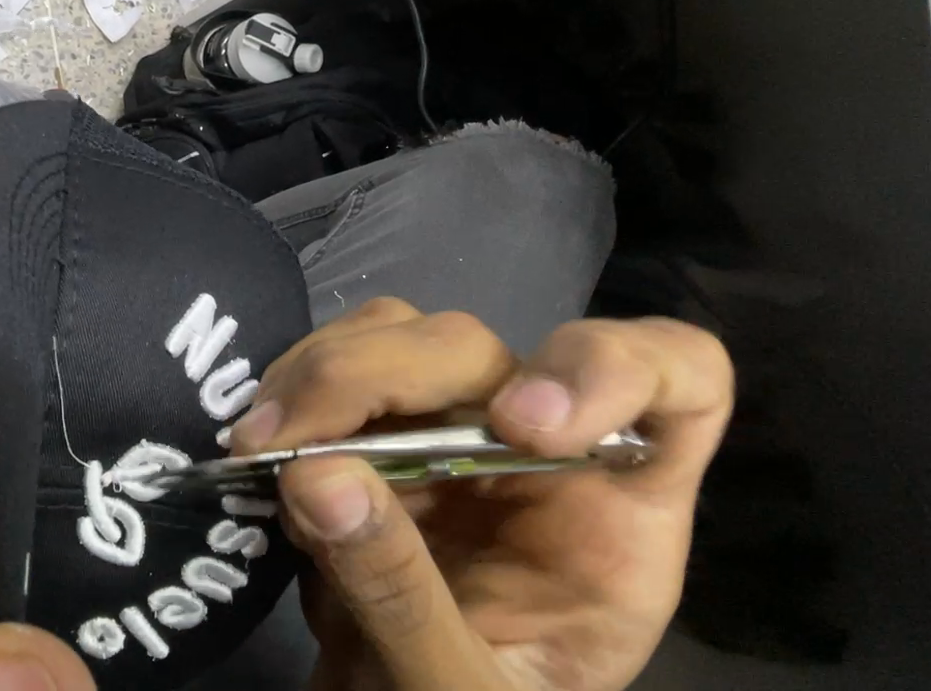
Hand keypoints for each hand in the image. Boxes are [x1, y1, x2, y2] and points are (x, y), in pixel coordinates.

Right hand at [227, 297, 732, 690]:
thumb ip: (401, 597)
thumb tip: (315, 475)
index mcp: (609, 507)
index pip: (672, 379)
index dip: (606, 370)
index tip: (519, 428)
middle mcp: (530, 439)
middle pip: (472, 346)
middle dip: (371, 377)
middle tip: (283, 441)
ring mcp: (445, 419)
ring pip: (394, 333)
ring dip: (317, 373)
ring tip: (258, 445)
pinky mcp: (376, 418)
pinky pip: (336, 357)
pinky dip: (289, 386)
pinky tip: (261, 447)